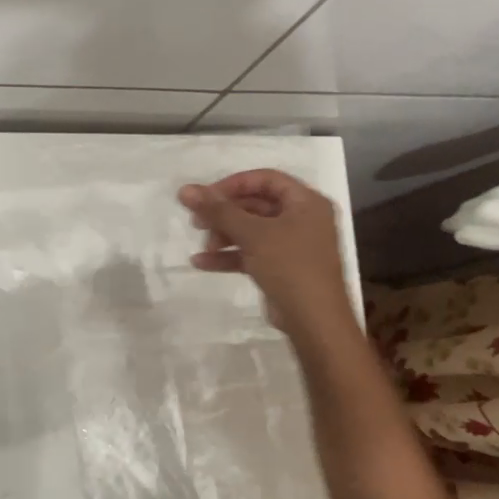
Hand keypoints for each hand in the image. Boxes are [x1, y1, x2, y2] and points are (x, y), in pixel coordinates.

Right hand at [178, 169, 351, 330]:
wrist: (314, 320)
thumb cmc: (290, 266)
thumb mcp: (252, 234)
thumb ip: (217, 210)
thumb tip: (184, 189)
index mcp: (306, 202)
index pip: (265, 179)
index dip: (233, 184)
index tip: (205, 197)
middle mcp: (302, 218)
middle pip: (255, 204)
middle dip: (224, 213)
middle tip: (197, 222)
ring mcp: (292, 244)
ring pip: (251, 229)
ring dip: (224, 235)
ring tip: (204, 245)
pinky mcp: (281, 266)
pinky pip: (251, 252)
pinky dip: (229, 255)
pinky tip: (202, 262)